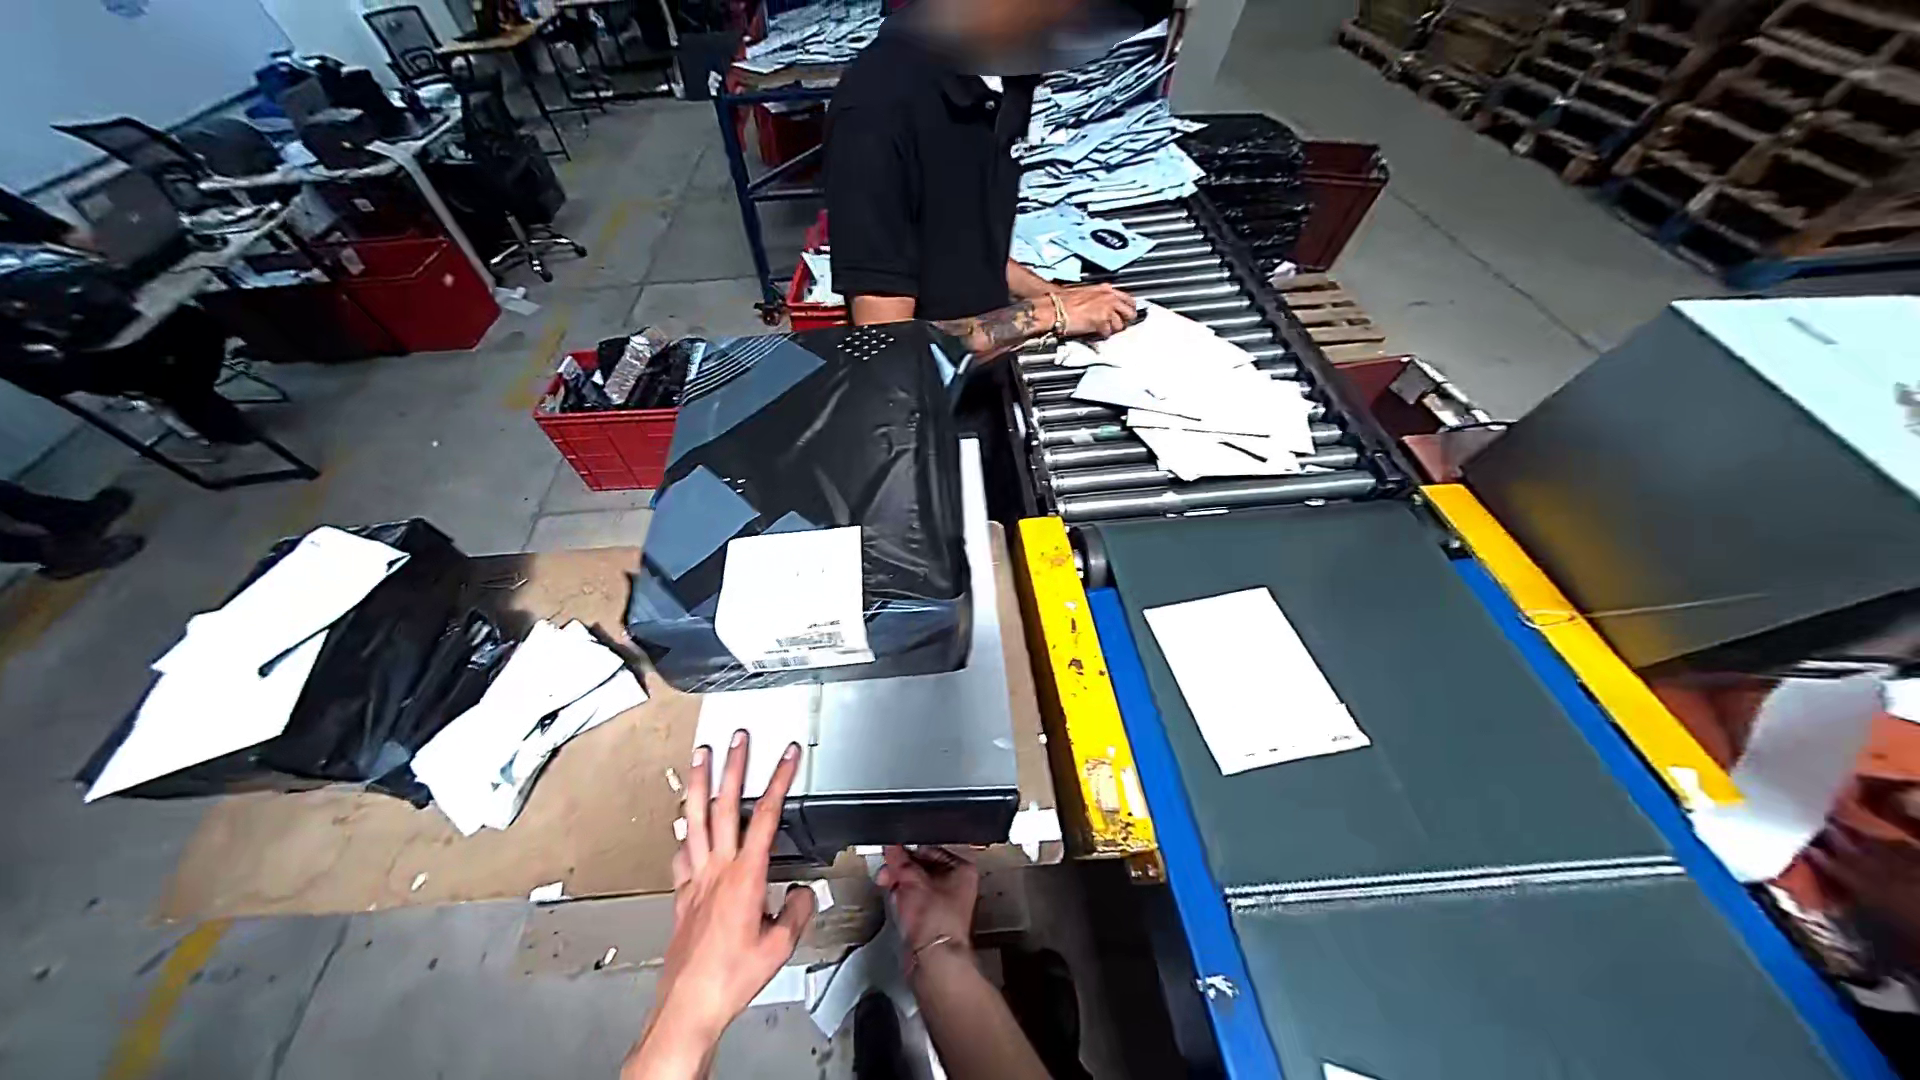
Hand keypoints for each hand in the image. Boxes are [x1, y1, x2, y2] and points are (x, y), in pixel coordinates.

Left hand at [623, 734, 814, 1078]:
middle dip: (734, 767)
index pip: (767, 816)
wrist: (688, 1007)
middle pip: (725, 806)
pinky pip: (682, 853)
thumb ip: (796, 912)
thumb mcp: (780, 947)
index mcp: (745, 877)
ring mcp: (695, 879)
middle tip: (738, 739)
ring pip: (694, 820)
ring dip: (699, 784)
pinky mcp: (682, 894)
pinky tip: (683, 823)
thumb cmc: (730, 978)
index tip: (788, 756)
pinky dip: (684, 831)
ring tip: (701, 757)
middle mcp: (717, 871)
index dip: (780, 780)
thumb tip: (801, 895)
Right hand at [876, 845, 978, 966]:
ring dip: (898, 883)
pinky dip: (902, 899)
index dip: (909, 850)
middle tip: (885, 871)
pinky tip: (893, 900)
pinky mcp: (930, 920)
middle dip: (900, 869)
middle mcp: (955, 885)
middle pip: (922, 868)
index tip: (891, 851)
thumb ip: (900, 861)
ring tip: (886, 884)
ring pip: (915, 885)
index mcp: (961, 870)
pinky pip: (913, 902)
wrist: (934, 962)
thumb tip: (891, 846)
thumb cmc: (932, 917)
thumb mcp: (912, 881)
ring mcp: (943, 903)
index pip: (931, 850)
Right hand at [1056, 285, 1136, 338]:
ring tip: (1102, 331)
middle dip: (1125, 321)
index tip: (1127, 315)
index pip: (1128, 300)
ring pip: (1120, 325)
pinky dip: (1102, 335)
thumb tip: (1106, 307)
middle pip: (1130, 313)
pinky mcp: (1101, 323)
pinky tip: (1095, 333)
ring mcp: (1107, 311)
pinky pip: (1107, 333)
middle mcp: (1110, 299)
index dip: (1129, 309)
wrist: (1055, 307)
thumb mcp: (1087, 292)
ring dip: (1112, 330)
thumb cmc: (1065, 300)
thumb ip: (1101, 299)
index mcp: (1107, 290)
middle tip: (1118, 326)